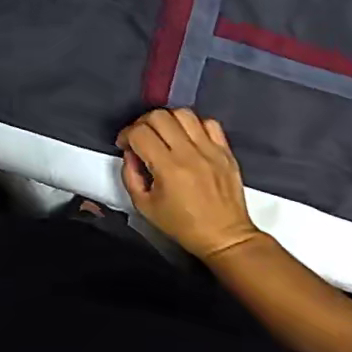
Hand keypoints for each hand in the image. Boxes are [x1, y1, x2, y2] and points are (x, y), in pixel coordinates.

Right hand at [118, 109, 261, 260]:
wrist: (225, 237)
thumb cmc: (183, 225)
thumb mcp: (143, 206)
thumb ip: (130, 175)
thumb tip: (130, 153)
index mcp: (168, 168)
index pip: (139, 133)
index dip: (125, 134)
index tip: (125, 144)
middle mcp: (190, 154)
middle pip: (159, 116)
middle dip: (142, 123)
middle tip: (141, 137)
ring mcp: (211, 151)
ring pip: (183, 113)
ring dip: (167, 120)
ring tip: (164, 134)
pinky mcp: (226, 152)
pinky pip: (209, 123)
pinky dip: (194, 125)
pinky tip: (188, 137)